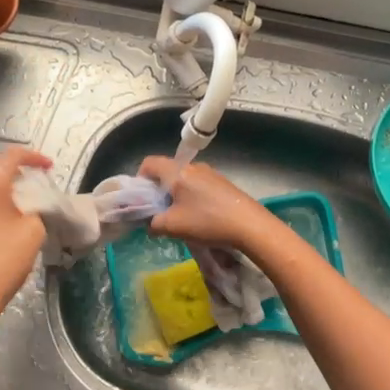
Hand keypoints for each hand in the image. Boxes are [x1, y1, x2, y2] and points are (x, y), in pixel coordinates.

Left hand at [0, 146, 53, 325]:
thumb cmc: (3, 259)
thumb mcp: (34, 230)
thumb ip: (38, 209)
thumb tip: (33, 206)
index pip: (13, 156)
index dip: (34, 157)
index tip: (49, 167)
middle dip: (20, 176)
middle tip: (40, 189)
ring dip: (5, 192)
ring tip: (24, 206)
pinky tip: (5, 222)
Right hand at [137, 157, 271, 250]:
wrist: (250, 225)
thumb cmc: (207, 221)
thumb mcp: (173, 226)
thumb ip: (154, 223)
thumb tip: (150, 223)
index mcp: (177, 171)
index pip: (149, 162)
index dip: (140, 178)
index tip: (142, 199)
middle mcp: (193, 166)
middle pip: (166, 171)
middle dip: (158, 191)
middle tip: (159, 213)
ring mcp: (210, 173)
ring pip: (183, 180)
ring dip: (175, 196)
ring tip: (180, 218)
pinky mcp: (222, 183)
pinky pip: (198, 186)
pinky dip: (191, 198)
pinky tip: (199, 218)